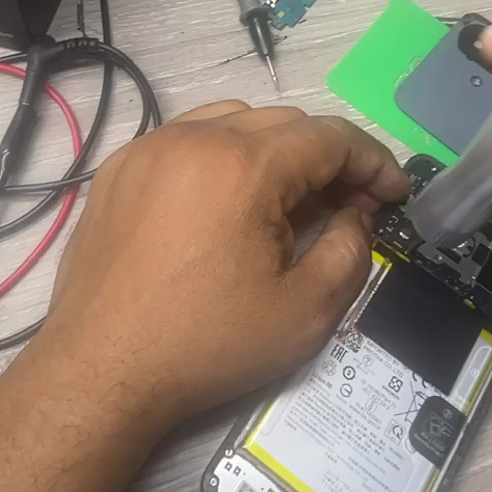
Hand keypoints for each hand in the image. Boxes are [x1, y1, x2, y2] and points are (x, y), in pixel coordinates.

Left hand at [38, 102, 408, 418]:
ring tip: (282, 201)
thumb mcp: (305, 311)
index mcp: (244, 165)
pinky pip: (187, 138)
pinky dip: (221, 154)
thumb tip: (355, 210)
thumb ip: (350, 249)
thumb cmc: (207, 344)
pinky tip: (221, 201)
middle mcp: (195, 137)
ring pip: (234, 119)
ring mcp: (150, 146)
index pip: (329, 136)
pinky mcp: (120, 166)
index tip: (392, 193)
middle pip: (284, 123)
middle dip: (326, 158)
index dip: (371, 160)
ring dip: (274, 150)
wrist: (99, 372)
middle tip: (343, 207)